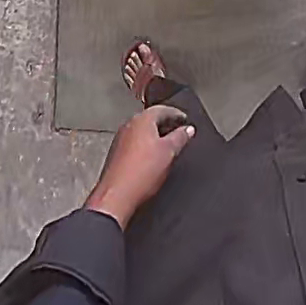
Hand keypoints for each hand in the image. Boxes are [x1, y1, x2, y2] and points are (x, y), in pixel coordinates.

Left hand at [84, 105, 195, 229]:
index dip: (176, 114)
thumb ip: (180, 137)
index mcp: (141, 120)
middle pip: (151, 119)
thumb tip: (188, 129)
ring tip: (169, 145)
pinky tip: (153, 157)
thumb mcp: (169, 152)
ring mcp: (121, 139)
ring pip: (142, 131)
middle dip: (166, 123)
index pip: (162, 109)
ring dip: (156, 135)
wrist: (118, 194)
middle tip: (179, 130)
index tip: (185, 118)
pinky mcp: (118, 154)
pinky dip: (146, 146)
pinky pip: (135, 143)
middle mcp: (129, 126)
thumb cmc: (140, 172)